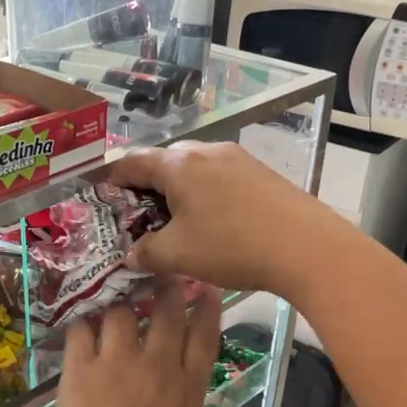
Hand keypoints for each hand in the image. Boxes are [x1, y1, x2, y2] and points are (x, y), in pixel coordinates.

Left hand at [46, 280, 221, 406]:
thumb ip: (186, 406)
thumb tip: (183, 389)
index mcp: (188, 388)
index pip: (204, 335)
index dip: (207, 306)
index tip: (205, 286)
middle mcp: (157, 365)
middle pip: (166, 311)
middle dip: (165, 286)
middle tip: (160, 274)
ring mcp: (118, 360)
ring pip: (120, 312)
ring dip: (118, 306)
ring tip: (112, 304)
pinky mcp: (82, 365)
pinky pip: (82, 329)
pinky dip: (82, 325)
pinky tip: (81, 324)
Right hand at [108, 142, 353, 299]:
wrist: (306, 246)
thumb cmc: (232, 246)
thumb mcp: (178, 255)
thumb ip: (147, 253)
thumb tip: (131, 255)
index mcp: (177, 164)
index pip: (131, 162)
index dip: (110, 179)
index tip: (100, 195)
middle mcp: (204, 151)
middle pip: (163, 162)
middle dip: (145, 187)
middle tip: (137, 217)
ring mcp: (235, 158)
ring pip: (192, 169)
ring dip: (176, 191)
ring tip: (174, 222)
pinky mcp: (258, 172)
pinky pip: (217, 177)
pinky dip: (202, 194)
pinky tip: (210, 222)